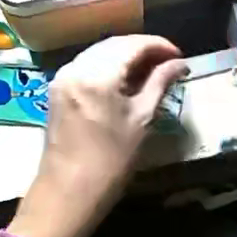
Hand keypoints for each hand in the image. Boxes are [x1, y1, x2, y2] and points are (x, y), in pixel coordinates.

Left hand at [9, 35, 186, 236]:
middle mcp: (76, 68)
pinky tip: (124, 80)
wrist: (68, 192)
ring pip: (99, 53)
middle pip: (114, 45)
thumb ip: (159, 84)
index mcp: (97, 75)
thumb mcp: (141, 120)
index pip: (133, 45)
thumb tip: (178, 63)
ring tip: (150, 71)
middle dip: (142, 49)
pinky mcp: (57, 89)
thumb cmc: (110, 161)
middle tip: (168, 63)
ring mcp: (62, 77)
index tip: (179, 56)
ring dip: (125, 56)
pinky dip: (107, 66)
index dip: (159, 46)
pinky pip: (86, 66)